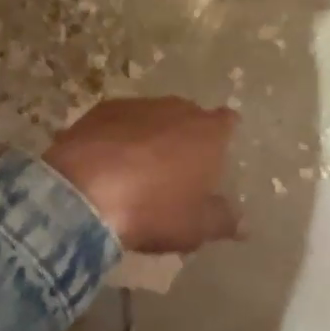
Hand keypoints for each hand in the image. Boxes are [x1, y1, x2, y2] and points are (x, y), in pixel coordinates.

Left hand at [43, 97, 241, 253]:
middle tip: (179, 169)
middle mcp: (177, 107)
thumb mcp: (195, 227)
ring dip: (153, 135)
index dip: (224, 136)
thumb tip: (245, 223)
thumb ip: (224, 221)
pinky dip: (122, 136)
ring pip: (155, 116)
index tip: (219, 154)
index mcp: (207, 132)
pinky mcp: (103, 108)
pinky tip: (110, 162)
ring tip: (141, 169)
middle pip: (190, 116)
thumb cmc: (152, 208)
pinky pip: (122, 121)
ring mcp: (138, 104)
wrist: (84, 190)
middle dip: (187, 136)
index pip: (228, 122)